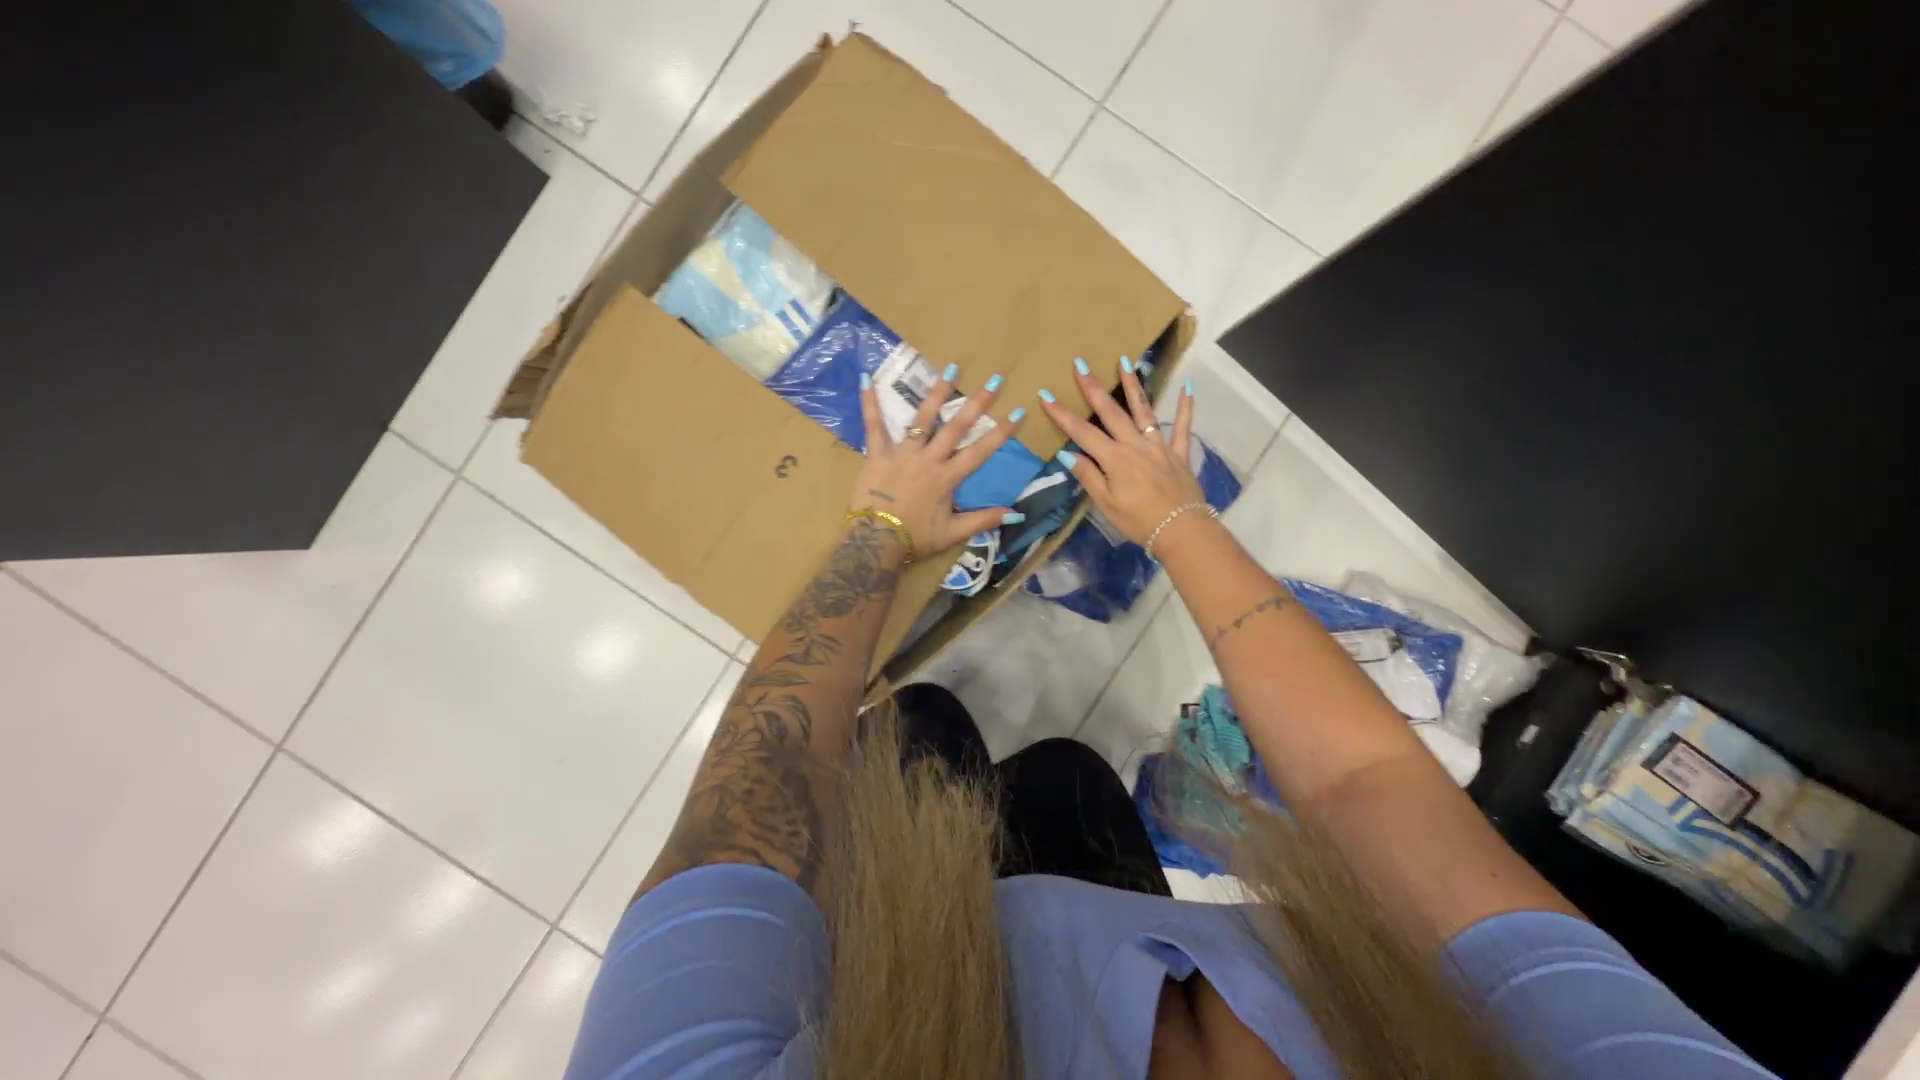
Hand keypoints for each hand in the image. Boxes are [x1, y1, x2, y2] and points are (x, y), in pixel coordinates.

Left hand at [849, 366, 1024, 560]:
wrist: (876, 542)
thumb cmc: (915, 539)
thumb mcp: (952, 534)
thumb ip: (983, 520)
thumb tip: (1016, 513)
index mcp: (947, 478)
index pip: (980, 451)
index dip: (1001, 432)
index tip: (1018, 412)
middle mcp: (928, 459)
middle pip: (956, 427)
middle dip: (977, 403)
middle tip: (994, 380)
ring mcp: (902, 453)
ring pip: (923, 418)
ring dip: (938, 392)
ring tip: (951, 368)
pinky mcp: (877, 454)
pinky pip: (873, 425)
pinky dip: (869, 402)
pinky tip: (867, 379)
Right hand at [1035, 358, 1207, 547]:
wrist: (1180, 530)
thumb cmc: (1138, 521)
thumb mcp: (1106, 503)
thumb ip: (1088, 476)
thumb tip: (1067, 453)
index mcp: (1114, 458)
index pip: (1082, 432)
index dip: (1062, 414)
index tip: (1046, 395)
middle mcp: (1135, 445)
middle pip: (1111, 412)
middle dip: (1093, 388)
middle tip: (1081, 364)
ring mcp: (1159, 447)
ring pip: (1144, 411)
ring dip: (1133, 386)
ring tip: (1125, 361)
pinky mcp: (1178, 454)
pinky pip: (1182, 427)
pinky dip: (1185, 407)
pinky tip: (1188, 387)